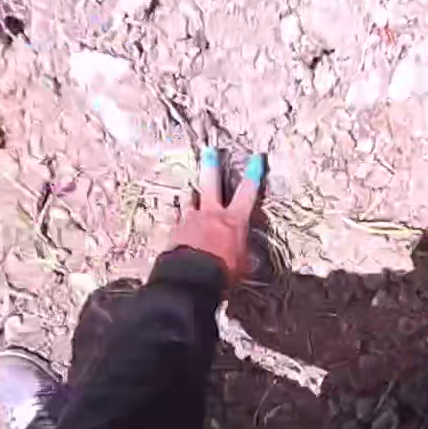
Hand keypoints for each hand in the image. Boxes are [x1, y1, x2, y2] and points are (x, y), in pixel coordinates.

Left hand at [169, 148, 261, 284]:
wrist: (191, 277)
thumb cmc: (222, 271)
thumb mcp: (241, 266)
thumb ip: (243, 257)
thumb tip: (250, 260)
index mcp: (233, 221)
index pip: (248, 193)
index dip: (254, 175)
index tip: (256, 158)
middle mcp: (211, 214)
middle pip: (212, 183)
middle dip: (212, 165)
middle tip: (210, 151)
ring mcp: (190, 220)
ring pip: (189, 199)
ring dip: (190, 196)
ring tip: (189, 192)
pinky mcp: (173, 230)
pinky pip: (172, 218)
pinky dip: (173, 216)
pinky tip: (171, 214)